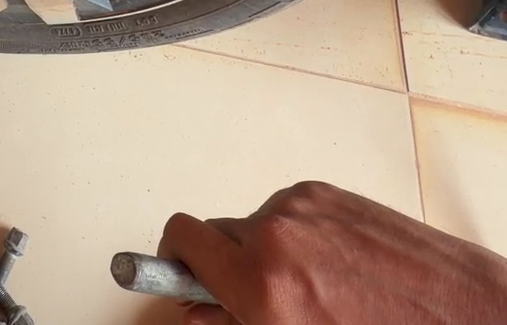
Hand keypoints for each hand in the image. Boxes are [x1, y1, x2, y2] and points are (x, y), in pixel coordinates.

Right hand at [157, 182, 506, 324]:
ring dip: (265, 257)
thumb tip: (199, 315)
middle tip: (252, 305)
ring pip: (255, 226)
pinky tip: (337, 277)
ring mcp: (307, 206)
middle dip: (224, 270)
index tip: (172, 273)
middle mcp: (278, 231)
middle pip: (216, 234)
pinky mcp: (334, 193)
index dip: (169, 259)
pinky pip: (291, 214)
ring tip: (314, 297)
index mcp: (264, 283)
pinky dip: (298, 240)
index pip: (180, 239)